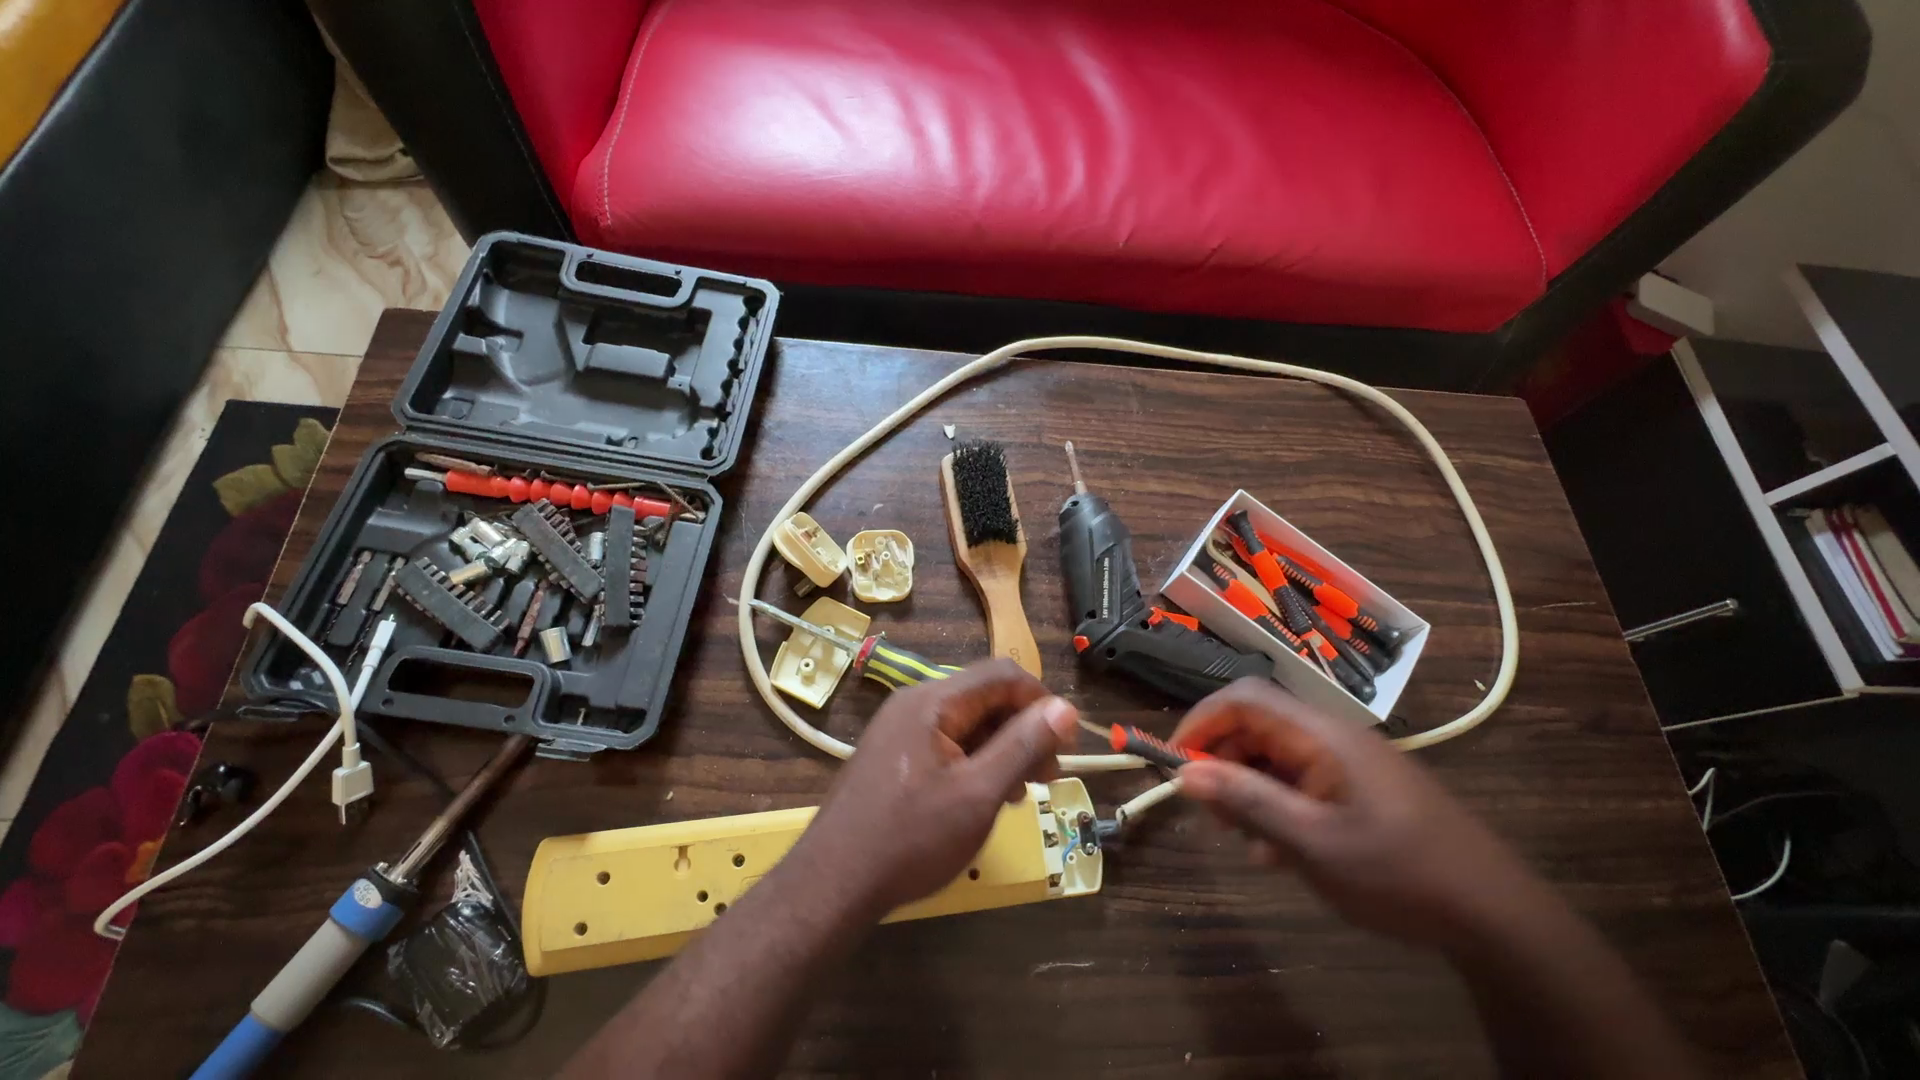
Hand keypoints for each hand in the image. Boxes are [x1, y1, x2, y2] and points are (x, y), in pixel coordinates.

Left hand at [792, 660, 1079, 917]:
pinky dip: (974, 763)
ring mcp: (898, 731)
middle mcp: (913, 704)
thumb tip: (1064, 707)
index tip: (1065, 744)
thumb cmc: (910, 839)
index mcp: (933, 702)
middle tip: (1048, 777)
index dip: (1041, 702)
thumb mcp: (978, 794)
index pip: (1003, 675)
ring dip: (1001, 750)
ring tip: (1022, 793)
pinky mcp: (892, 757)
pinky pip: (945, 744)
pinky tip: (985, 798)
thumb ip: (1022, 746)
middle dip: (1023, 730)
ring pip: (966, 723)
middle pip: (984, 697)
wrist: (833, 884)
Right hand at [1172, 679, 1547, 952]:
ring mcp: (1347, 764)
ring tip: (1244, 840)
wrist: (1493, 913)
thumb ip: (1247, 802)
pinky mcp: (1358, 790)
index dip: (1201, 723)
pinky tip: (1278, 853)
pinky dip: (1276, 808)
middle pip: (1256, 725)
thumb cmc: (1398, 871)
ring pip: (1274, 757)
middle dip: (1221, 762)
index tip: (1174, 766)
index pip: (1244, 698)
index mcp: (1322, 735)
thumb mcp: (1312, 842)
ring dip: (1247, 791)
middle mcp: (1332, 737)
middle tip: (1208, 813)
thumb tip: (1183, 774)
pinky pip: (1300, 783)